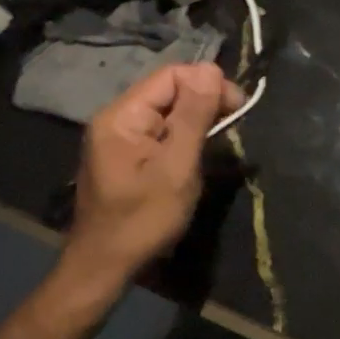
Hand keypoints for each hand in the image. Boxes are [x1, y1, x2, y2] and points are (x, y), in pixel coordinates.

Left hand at [64, 63, 241, 287]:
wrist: (102, 270)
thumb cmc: (142, 220)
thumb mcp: (176, 167)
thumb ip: (194, 115)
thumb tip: (211, 68)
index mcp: (121, 116)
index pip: (173, 75)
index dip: (208, 84)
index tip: (236, 108)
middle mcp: (115, 117)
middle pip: (169, 88)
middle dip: (204, 100)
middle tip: (231, 124)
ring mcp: (118, 135)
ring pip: (168, 108)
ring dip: (196, 118)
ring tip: (216, 140)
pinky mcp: (124, 152)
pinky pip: (160, 127)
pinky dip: (182, 133)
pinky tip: (194, 151)